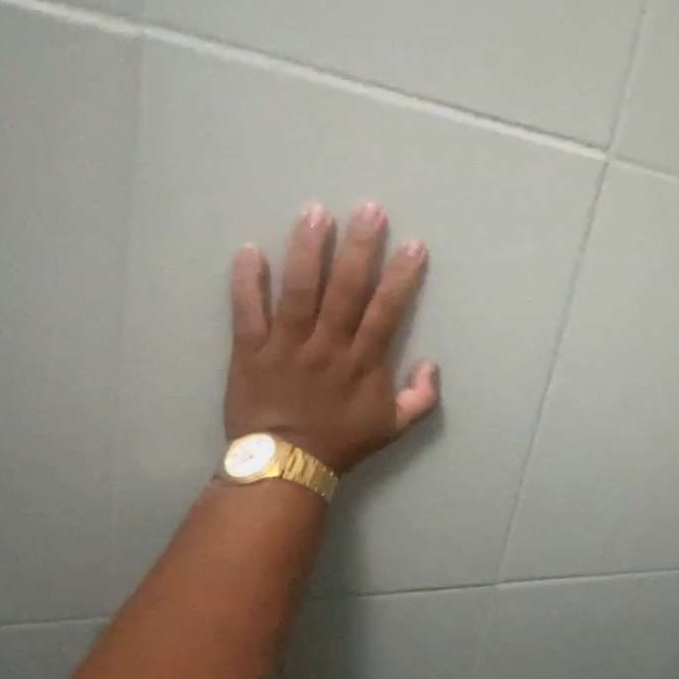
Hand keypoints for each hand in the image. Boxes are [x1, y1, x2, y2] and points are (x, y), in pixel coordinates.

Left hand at [224, 202, 439, 474]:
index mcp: (363, 363)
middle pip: (347, 290)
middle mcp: (327, 347)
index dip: (401, 277)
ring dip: (308, 250)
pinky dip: (246, 281)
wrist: (284, 468)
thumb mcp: (394, 428)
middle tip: (369, 209)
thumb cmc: (341, 444)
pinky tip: (250, 249)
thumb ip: (422, 397)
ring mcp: (286, 346)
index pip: (387, 311)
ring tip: (315, 213)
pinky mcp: (249, 351)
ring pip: (299, 291)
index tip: (413, 244)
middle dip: (360, 247)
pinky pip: (246, 311)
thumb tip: (431, 363)